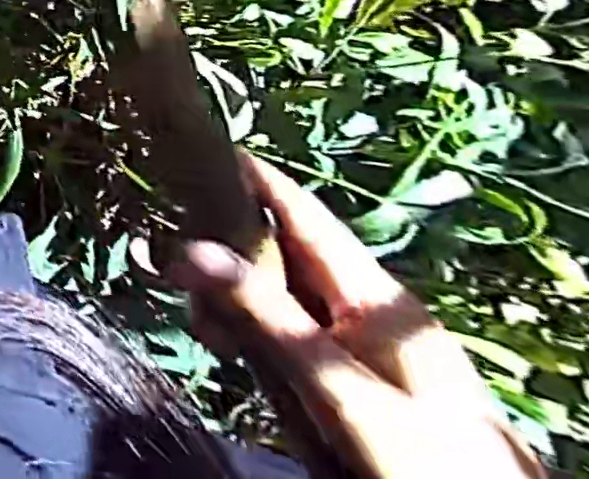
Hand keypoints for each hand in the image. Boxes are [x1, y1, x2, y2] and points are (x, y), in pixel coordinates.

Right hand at [170, 154, 540, 478]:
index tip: (196, 147)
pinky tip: (226, 349)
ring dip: (226, 300)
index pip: (300, 213)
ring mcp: (352, 336)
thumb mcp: (337, 386)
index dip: (251, 176)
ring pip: (266, 289)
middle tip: (171, 274)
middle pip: (273, 251)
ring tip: (207, 333)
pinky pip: (274, 324)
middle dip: (218, 255)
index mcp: (374, 295)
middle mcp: (360, 305)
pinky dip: (241, 327)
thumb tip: (188, 246)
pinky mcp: (339, 365)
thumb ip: (264, 314)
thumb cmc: (423, 458)